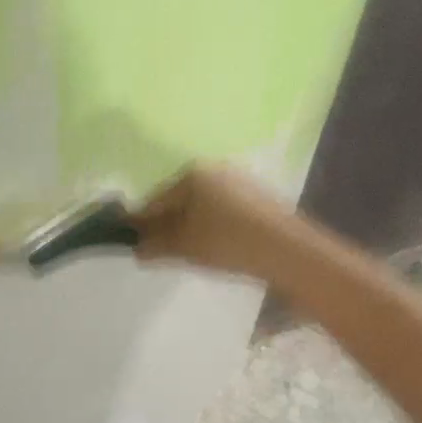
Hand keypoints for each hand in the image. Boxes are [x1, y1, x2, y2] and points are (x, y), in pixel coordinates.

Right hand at [132, 163, 301, 276]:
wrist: (287, 250)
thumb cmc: (226, 242)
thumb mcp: (182, 247)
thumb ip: (152, 245)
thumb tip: (135, 247)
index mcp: (190, 174)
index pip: (153, 200)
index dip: (140, 224)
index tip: (133, 245)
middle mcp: (213, 169)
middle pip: (177, 201)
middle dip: (166, 225)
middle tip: (162, 252)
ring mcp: (238, 181)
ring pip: (200, 206)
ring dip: (189, 226)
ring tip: (190, 253)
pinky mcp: (257, 197)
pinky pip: (221, 210)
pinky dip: (212, 226)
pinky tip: (216, 246)